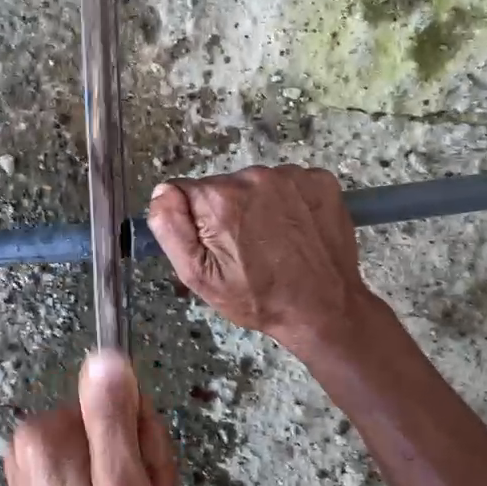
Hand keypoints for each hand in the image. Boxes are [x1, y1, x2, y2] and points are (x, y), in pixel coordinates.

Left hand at [4, 350, 176, 485]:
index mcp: (46, 435)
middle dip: (139, 464)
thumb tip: (107, 354)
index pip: (118, 402)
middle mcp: (29, 444)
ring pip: (105, 454)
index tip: (150, 480)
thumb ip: (114, 418)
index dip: (146, 440)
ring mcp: (31, 470)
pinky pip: (91, 478)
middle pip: (109, 426)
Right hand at [146, 166, 369, 350]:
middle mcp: (254, 177)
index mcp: (220, 199)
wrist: (324, 308)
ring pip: (255, 185)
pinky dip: (289, 202)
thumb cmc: (258, 298)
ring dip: (259, 207)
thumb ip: (170, 228)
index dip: (194, 220)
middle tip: (244, 249)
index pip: (185, 192)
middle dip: (226, 213)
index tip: (215, 245)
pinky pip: (289, 183)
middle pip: (222, 187)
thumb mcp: (198, 276)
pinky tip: (293, 231)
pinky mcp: (320, 181)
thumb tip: (162, 193)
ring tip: (272, 243)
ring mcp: (292, 176)